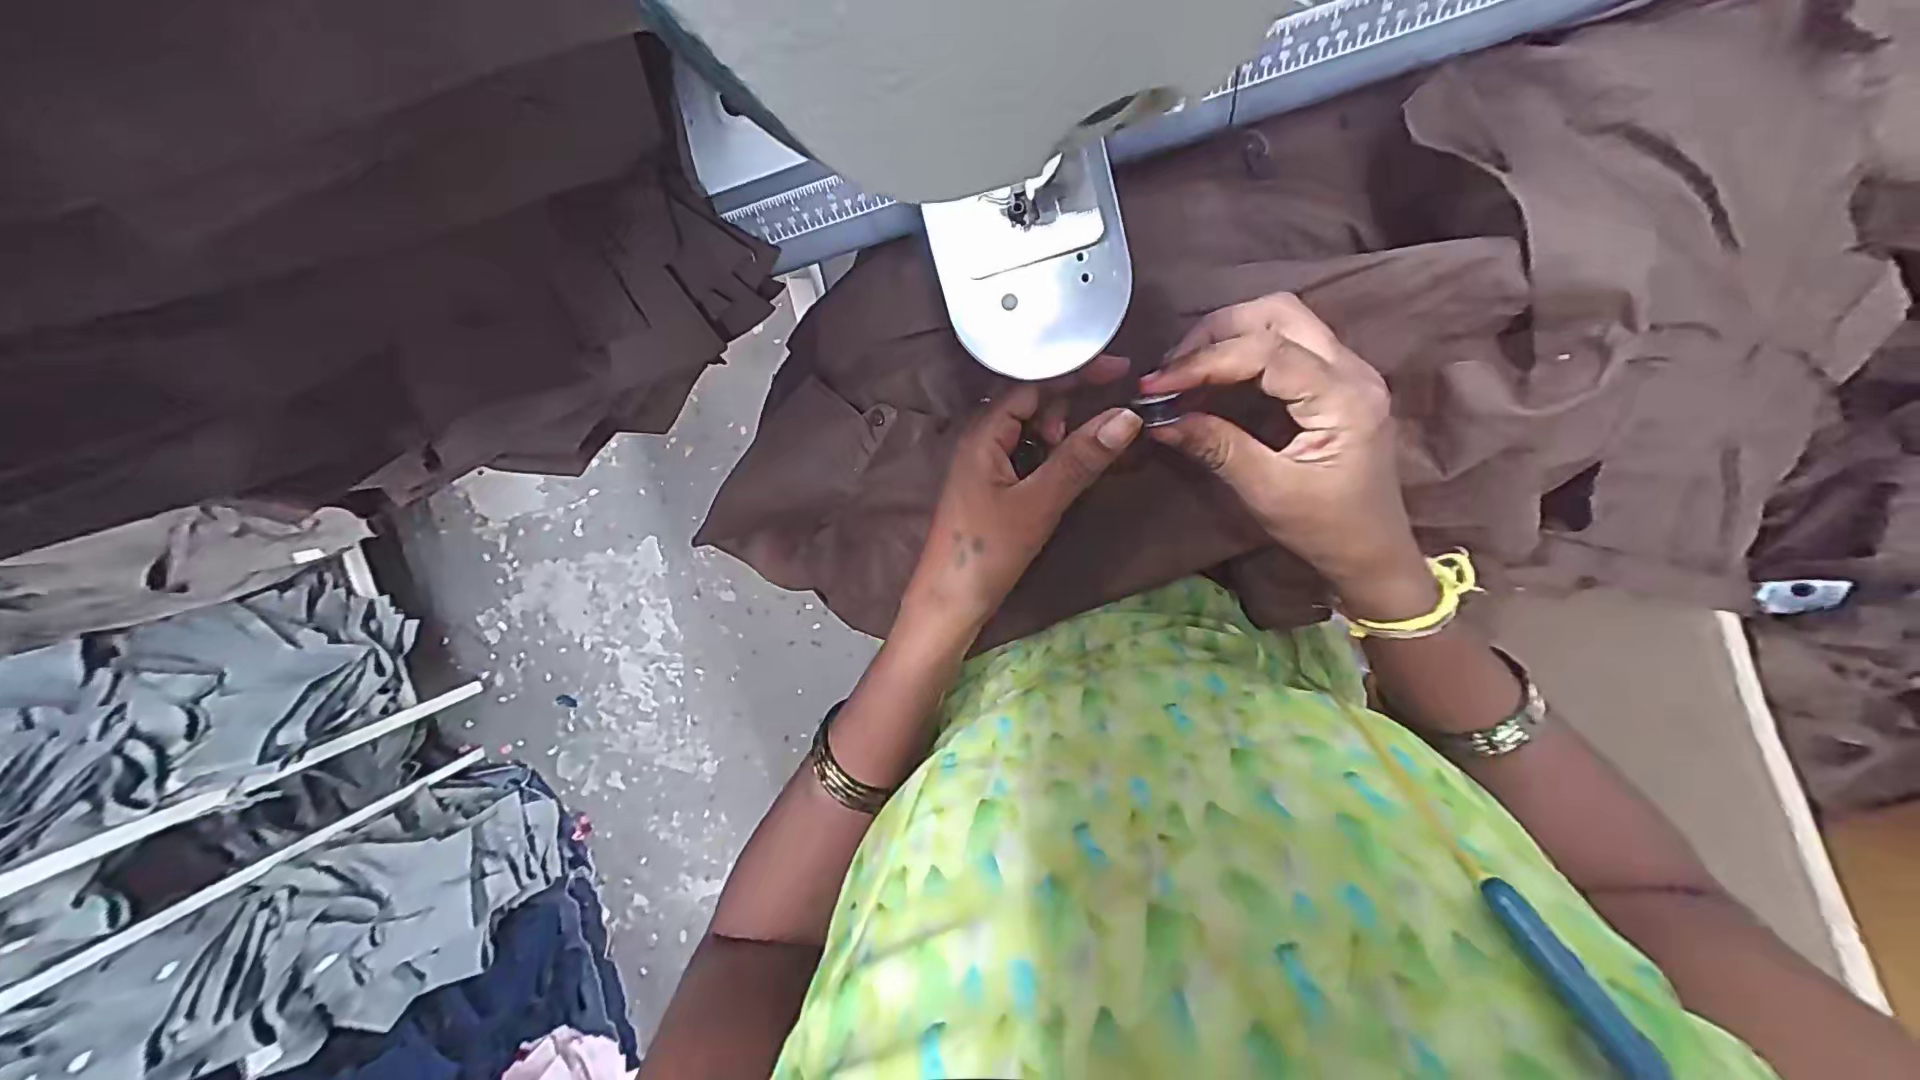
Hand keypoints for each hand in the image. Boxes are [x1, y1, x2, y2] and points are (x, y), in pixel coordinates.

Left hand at [902, 356, 1142, 635]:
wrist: (949, 602)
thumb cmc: (986, 551)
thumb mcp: (1038, 503)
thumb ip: (1080, 458)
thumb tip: (1126, 416)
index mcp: (983, 432)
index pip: (1031, 383)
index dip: (1075, 372)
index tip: (1119, 369)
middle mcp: (980, 440)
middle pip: (1030, 401)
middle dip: (1070, 403)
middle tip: (1105, 422)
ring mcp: (984, 464)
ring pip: (1029, 429)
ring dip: (1061, 431)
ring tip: (1082, 452)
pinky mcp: (990, 487)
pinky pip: (1026, 454)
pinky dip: (1050, 454)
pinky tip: (1065, 470)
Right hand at [1141, 292, 1437, 619]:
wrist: (1371, 552)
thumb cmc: (1326, 529)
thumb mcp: (1267, 492)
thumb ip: (1217, 447)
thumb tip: (1161, 421)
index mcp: (1344, 398)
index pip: (1266, 352)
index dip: (1204, 361)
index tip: (1156, 385)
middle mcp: (1351, 369)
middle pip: (1278, 313)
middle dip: (1215, 332)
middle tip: (1170, 370)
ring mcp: (1345, 370)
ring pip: (1281, 320)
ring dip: (1226, 336)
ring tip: (1183, 372)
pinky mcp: (1331, 381)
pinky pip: (1281, 345)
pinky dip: (1238, 353)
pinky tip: (1208, 380)